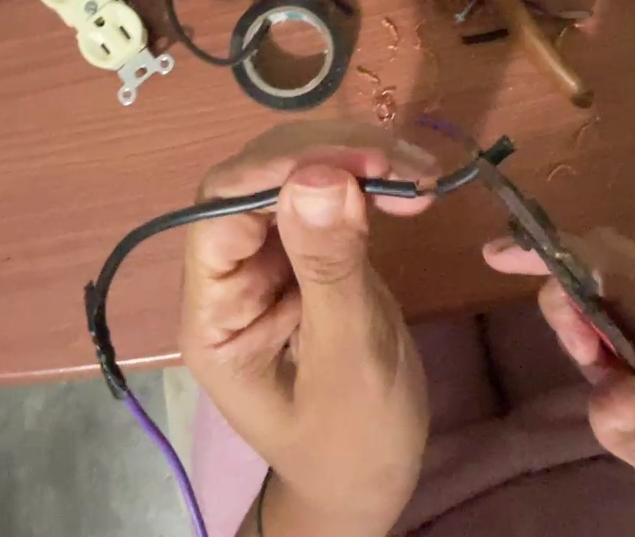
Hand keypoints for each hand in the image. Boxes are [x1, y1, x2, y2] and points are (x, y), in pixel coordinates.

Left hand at [180, 123, 440, 536]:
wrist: (371, 478)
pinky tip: (410, 186)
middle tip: (401, 164)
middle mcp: (232, 270)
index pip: (220, 210)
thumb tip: (319, 174)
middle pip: (258, 179)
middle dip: (326, 156)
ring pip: (296, 174)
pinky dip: (370, 180)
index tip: (355, 161)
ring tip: (419, 173)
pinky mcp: (309, 249)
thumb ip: (330, 266)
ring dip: (356, 159)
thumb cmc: (351, 441)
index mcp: (215, 308)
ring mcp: (270, 255)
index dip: (277, 171)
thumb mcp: (347, 359)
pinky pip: (328, 193)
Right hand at [487, 229, 634, 536]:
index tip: (500, 255)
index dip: (562, 254)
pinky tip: (602, 367)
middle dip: (566, 271)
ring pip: (622, 284)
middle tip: (543, 323)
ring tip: (584, 364)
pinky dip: (599, 328)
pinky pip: (632, 318)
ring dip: (582, 305)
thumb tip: (598, 390)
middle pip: (622, 262)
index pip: (629, 275)